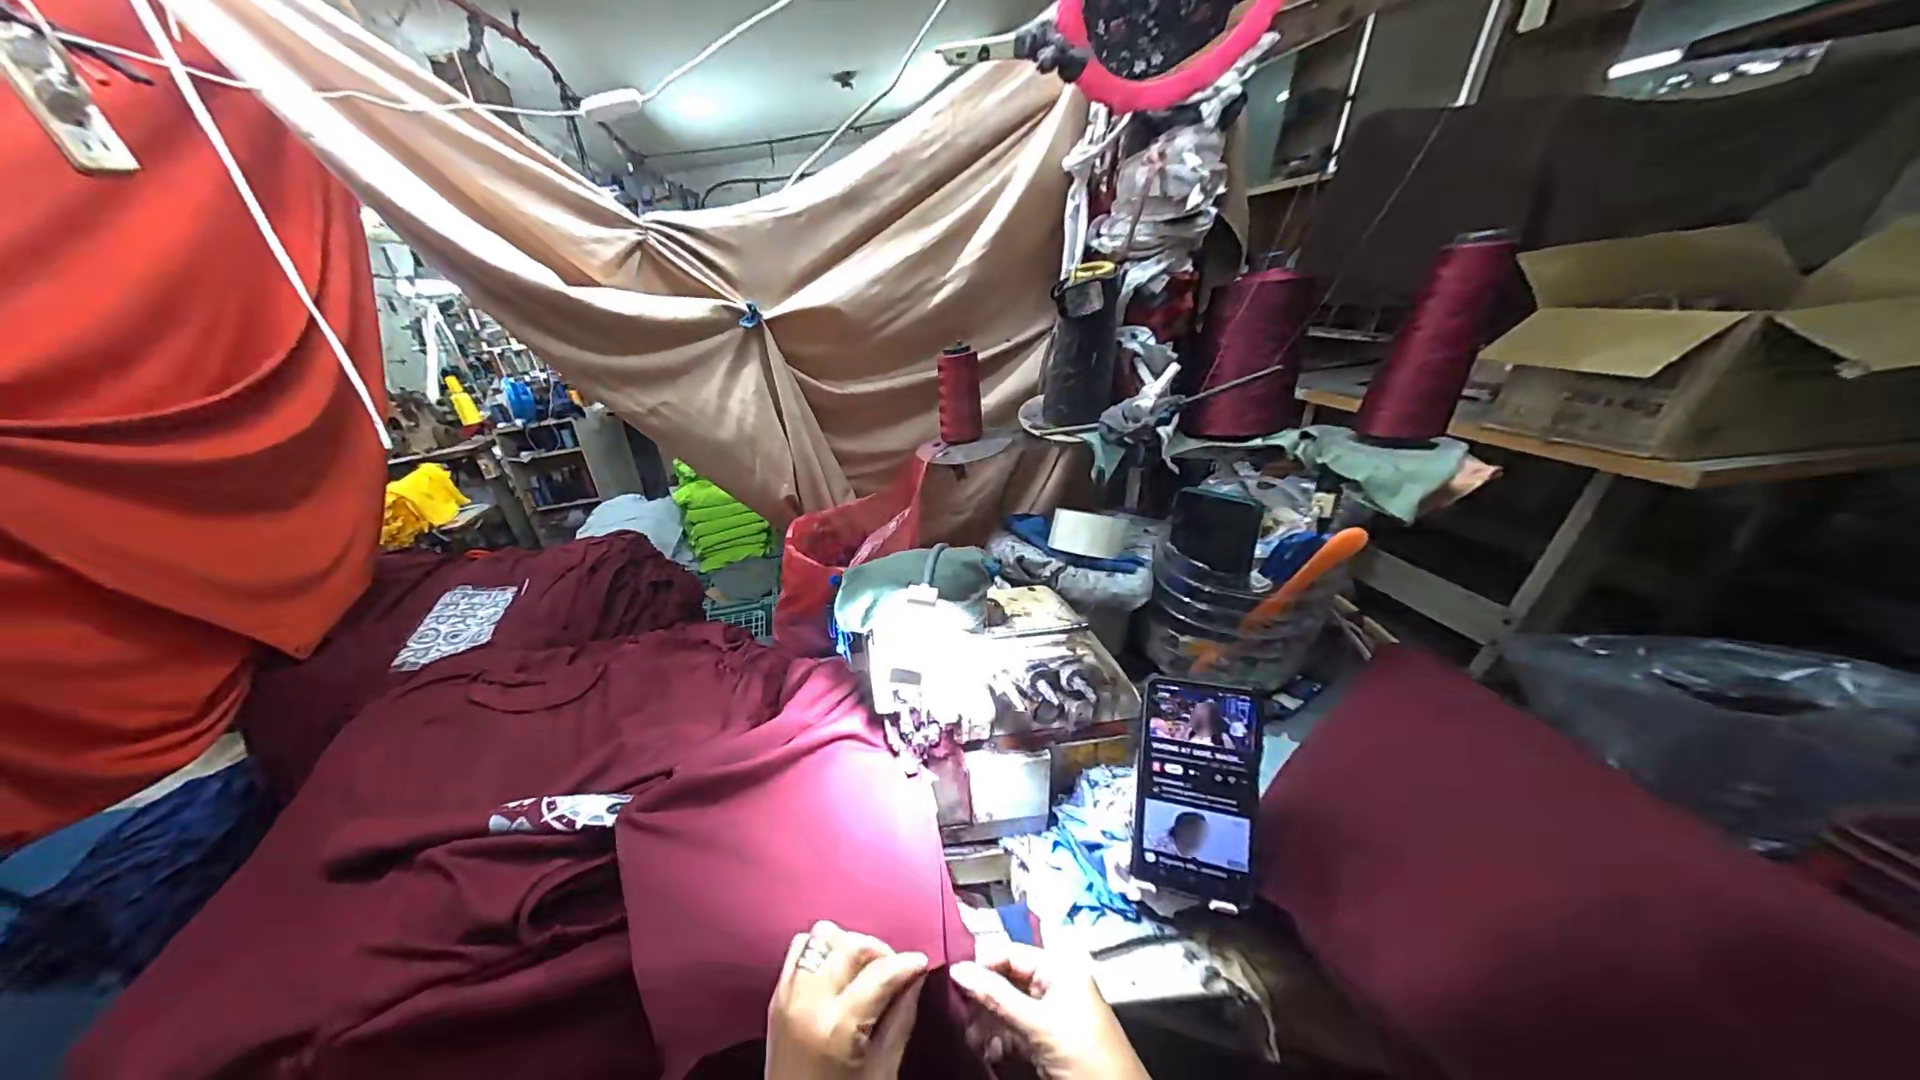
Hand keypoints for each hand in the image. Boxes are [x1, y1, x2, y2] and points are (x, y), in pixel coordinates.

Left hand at [766, 920, 928, 1079]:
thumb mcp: (881, 1071)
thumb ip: (901, 1019)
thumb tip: (916, 978)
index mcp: (837, 1027)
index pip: (880, 972)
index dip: (907, 963)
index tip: (921, 963)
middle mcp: (809, 1002)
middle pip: (852, 944)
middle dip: (880, 951)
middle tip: (893, 970)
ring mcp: (788, 996)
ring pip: (824, 935)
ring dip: (848, 945)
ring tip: (862, 969)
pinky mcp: (776, 996)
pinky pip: (800, 947)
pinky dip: (822, 949)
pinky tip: (836, 971)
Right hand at [949, 940, 1147, 1079]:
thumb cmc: (1085, 1058)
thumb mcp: (1038, 1025)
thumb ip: (997, 997)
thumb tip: (959, 970)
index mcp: (1059, 969)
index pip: (1012, 953)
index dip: (983, 964)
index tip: (955, 980)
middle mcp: (1054, 985)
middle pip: (1008, 980)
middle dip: (983, 998)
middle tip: (960, 1016)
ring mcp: (1051, 1015)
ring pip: (1008, 1008)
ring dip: (987, 1023)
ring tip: (971, 1039)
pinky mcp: (1048, 1042)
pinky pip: (1015, 1031)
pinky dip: (999, 1040)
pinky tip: (987, 1051)